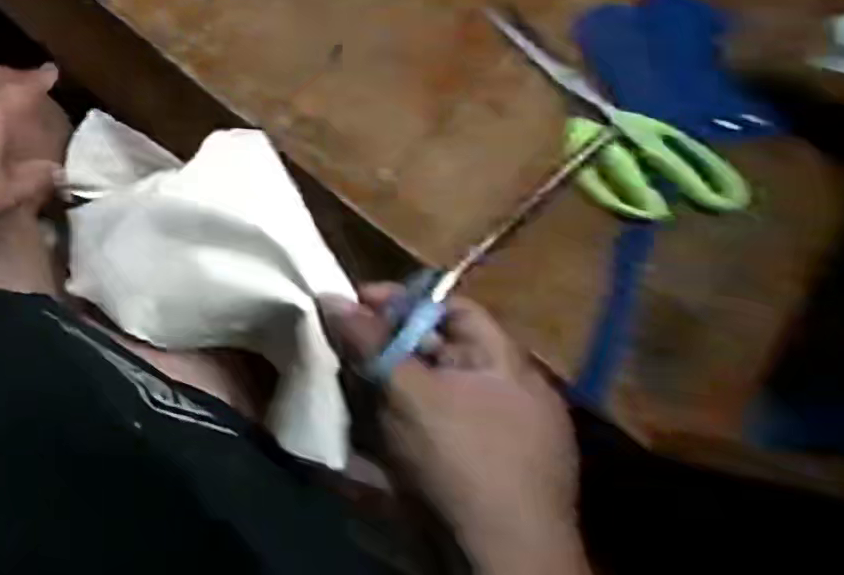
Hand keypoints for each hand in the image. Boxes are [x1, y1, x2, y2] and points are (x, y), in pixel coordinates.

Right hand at [322, 285, 588, 574]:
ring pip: (434, 384)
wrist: (500, 562)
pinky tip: (378, 425)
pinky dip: (407, 414)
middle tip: (347, 346)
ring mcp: (506, 434)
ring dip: (392, 380)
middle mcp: (515, 393)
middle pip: (440, 346)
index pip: (454, 308)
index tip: (356, 306)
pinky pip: (440, 420)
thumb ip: (366, 339)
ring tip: (354, 384)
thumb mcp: (402, 389)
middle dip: (388, 342)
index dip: (403, 300)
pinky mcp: (490, 467)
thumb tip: (329, 295)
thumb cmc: (457, 458)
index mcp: (509, 367)